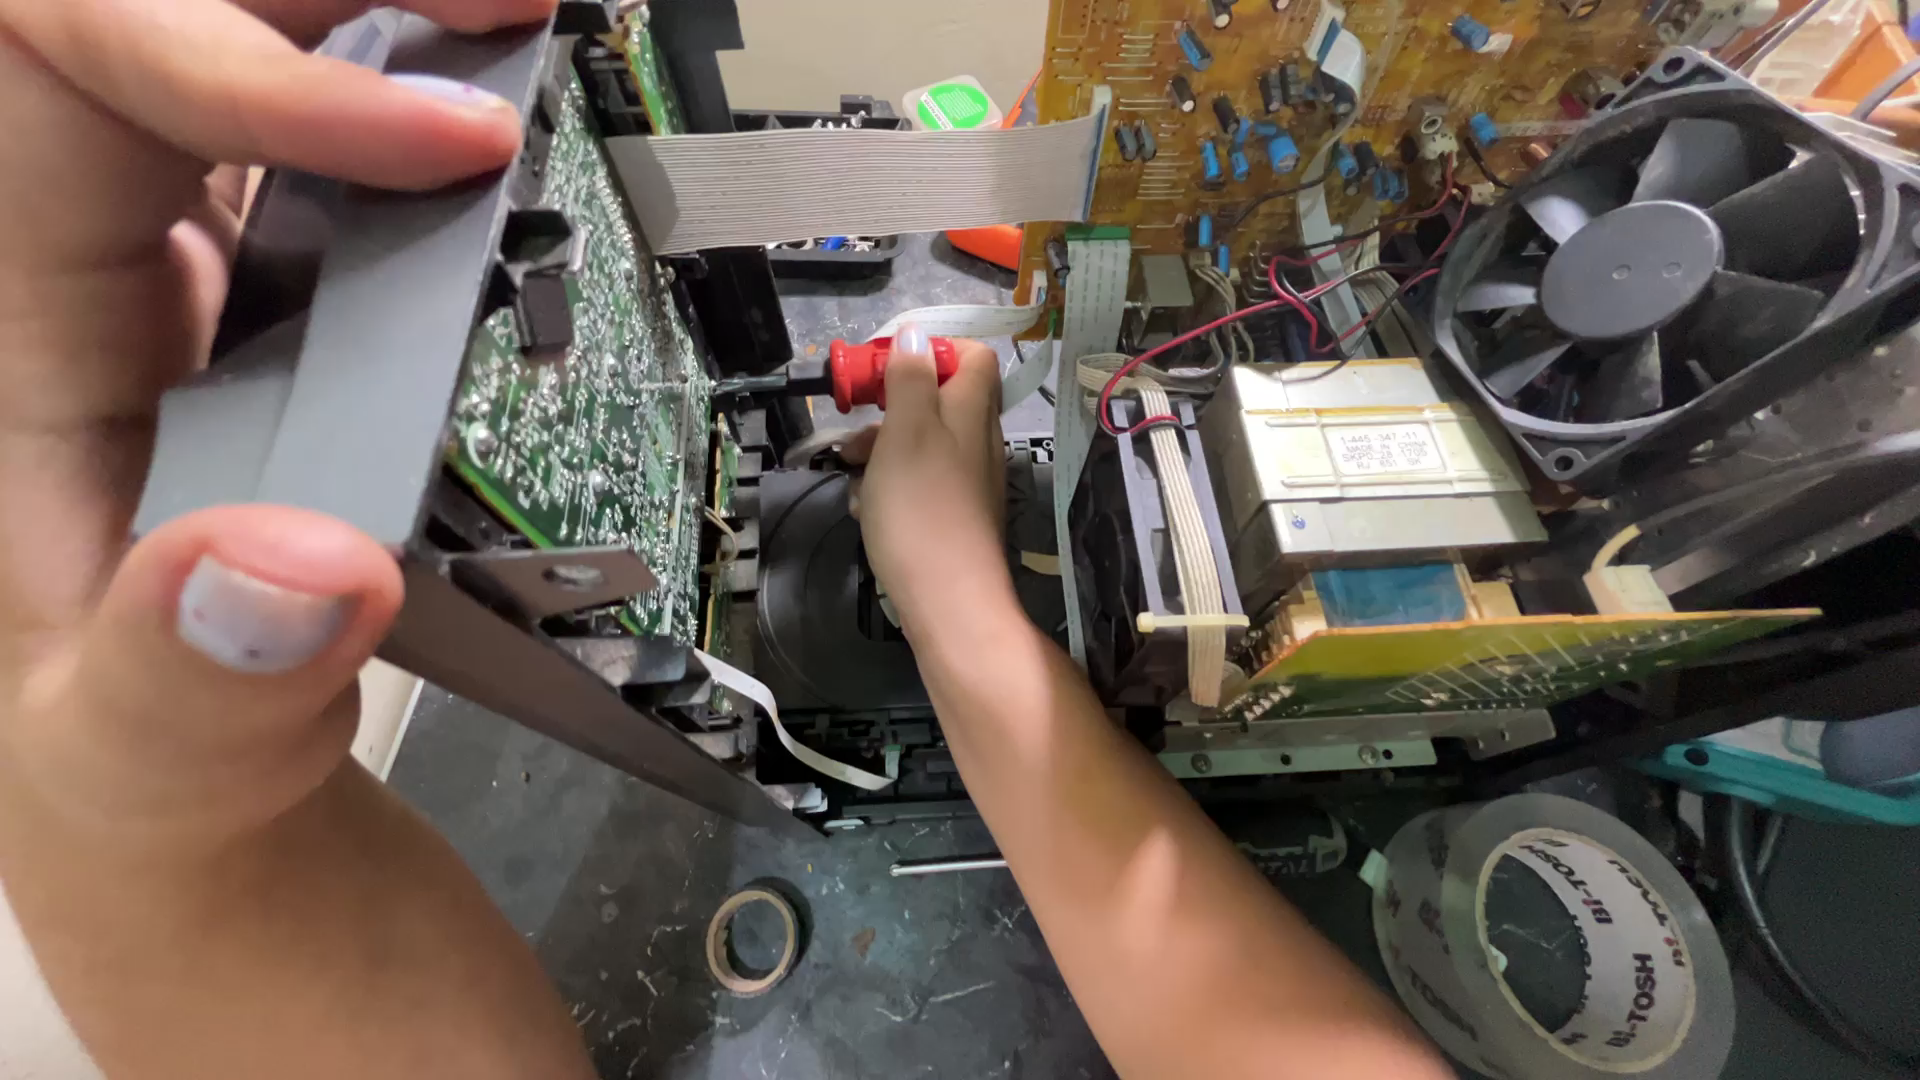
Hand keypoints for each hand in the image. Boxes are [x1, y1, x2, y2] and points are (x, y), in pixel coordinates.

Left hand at [0, 0, 555, 849]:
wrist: (182, 753)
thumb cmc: (144, 755)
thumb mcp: (161, 751)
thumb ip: (209, 680)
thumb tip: (314, 567)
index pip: (56, 84)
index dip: (259, 75)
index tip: (467, 141)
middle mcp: (51, 263)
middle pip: (117, 11)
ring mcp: (156, 267)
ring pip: (215, 51)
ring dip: (359, 14)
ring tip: (503, 16)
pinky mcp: (249, 293)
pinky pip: (294, 139)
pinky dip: (386, 91)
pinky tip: (472, 99)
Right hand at [842, 326, 1013, 634]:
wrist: (947, 599)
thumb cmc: (920, 506)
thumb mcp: (906, 430)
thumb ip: (910, 378)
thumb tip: (917, 333)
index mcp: (971, 411)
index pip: (971, 355)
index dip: (931, 350)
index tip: (886, 368)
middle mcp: (978, 441)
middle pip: (936, 402)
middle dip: (889, 410)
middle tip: (856, 430)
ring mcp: (968, 482)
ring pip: (919, 447)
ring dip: (880, 453)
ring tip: (853, 476)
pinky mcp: (953, 517)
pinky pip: (919, 486)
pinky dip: (891, 489)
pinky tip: (867, 510)